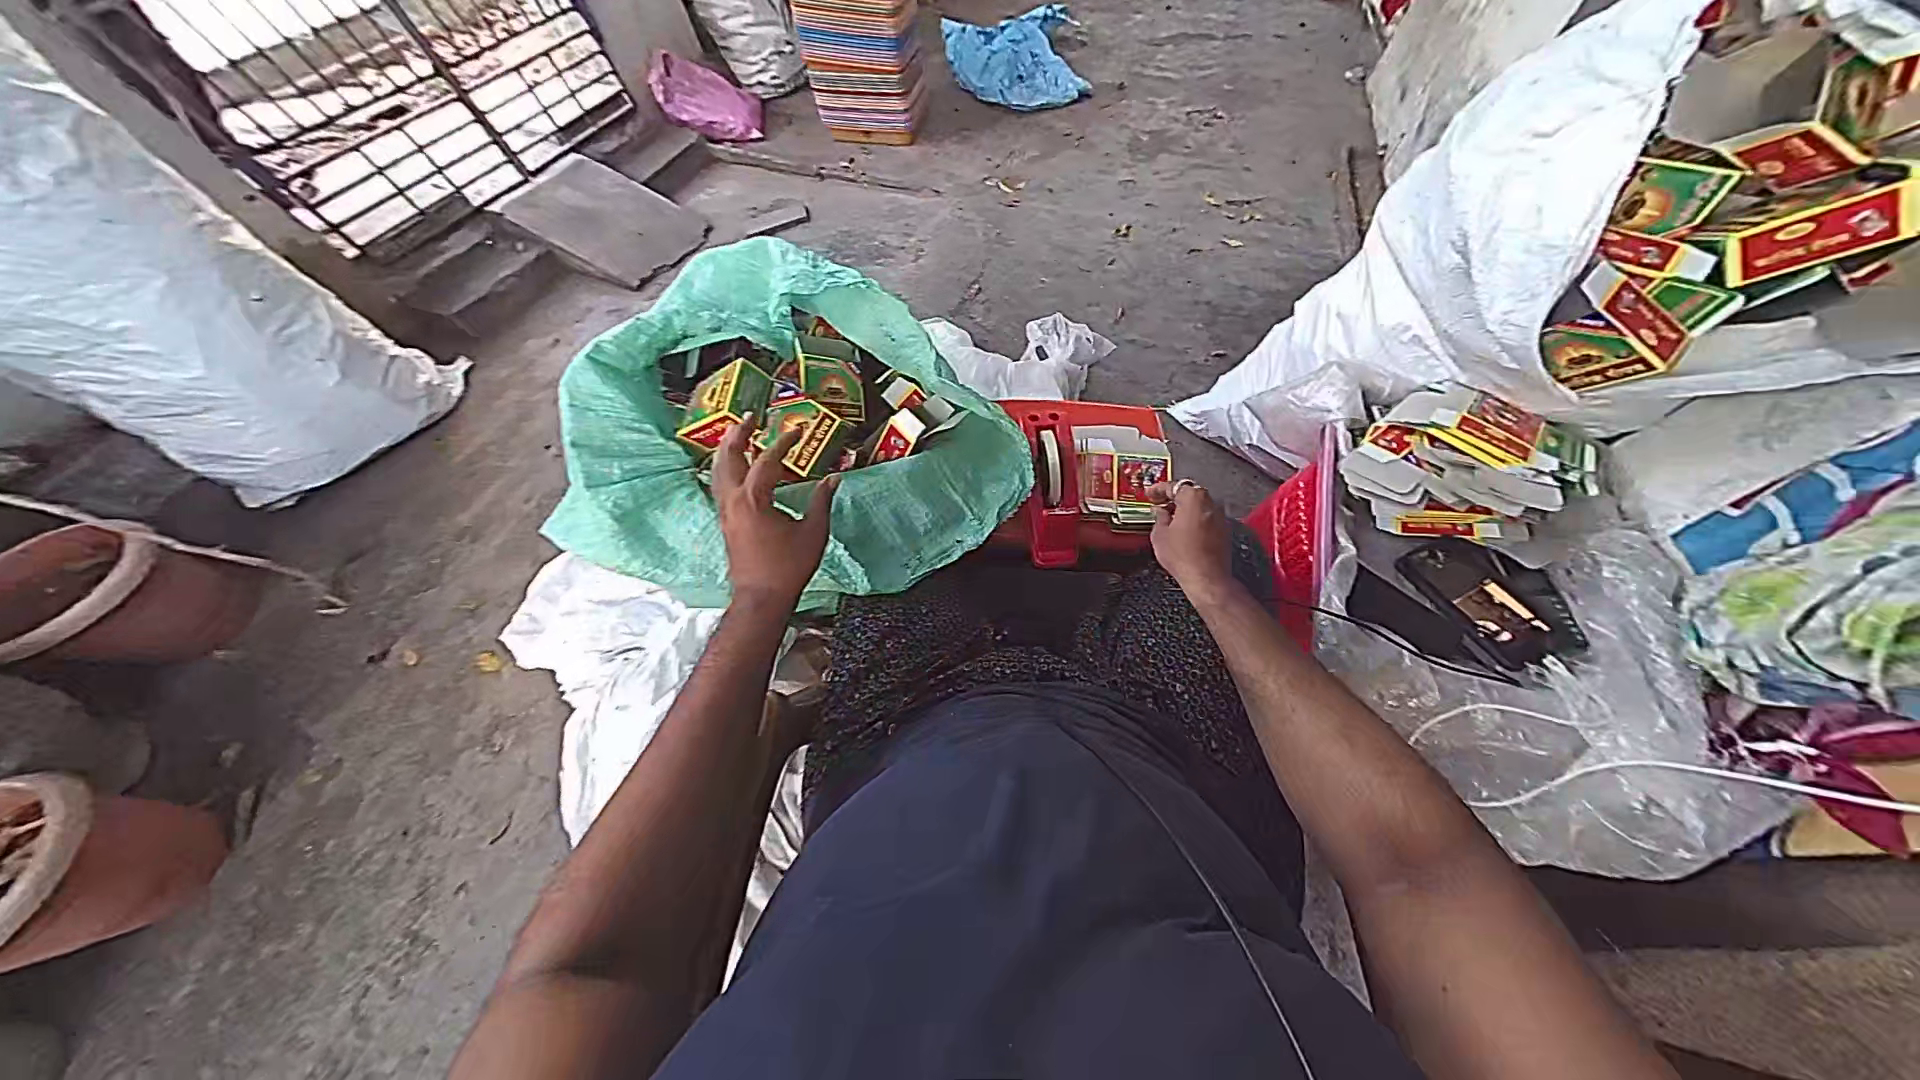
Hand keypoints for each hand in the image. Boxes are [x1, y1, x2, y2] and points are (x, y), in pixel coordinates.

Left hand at [713, 415, 838, 607]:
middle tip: (750, 417)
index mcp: (754, 500)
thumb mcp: (814, 532)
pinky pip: (720, 485)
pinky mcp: (725, 521)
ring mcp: (725, 511)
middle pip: (729, 457)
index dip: (784, 443)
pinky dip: (726, 469)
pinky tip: (735, 468)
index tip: (797, 432)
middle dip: (738, 434)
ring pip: (718, 471)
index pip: (767, 461)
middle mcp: (733, 501)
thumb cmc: (788, 566)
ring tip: (736, 434)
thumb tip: (834, 479)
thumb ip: (822, 502)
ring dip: (728, 449)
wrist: (761, 596)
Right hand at [1148, 479, 1235, 602]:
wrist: (1206, 577)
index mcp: (1193, 498)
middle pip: (1190, 493)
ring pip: (1199, 506)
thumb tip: (1160, 513)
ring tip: (1170, 520)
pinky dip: (1195, 521)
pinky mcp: (1224, 531)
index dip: (1158, 489)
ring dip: (1185, 510)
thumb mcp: (1159, 534)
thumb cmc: (1184, 556)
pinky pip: (1206, 519)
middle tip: (1159, 504)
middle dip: (1173, 498)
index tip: (1151, 493)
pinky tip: (1184, 532)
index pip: (1173, 486)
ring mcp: (1220, 517)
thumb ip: (1159, 517)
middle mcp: (1210, 503)